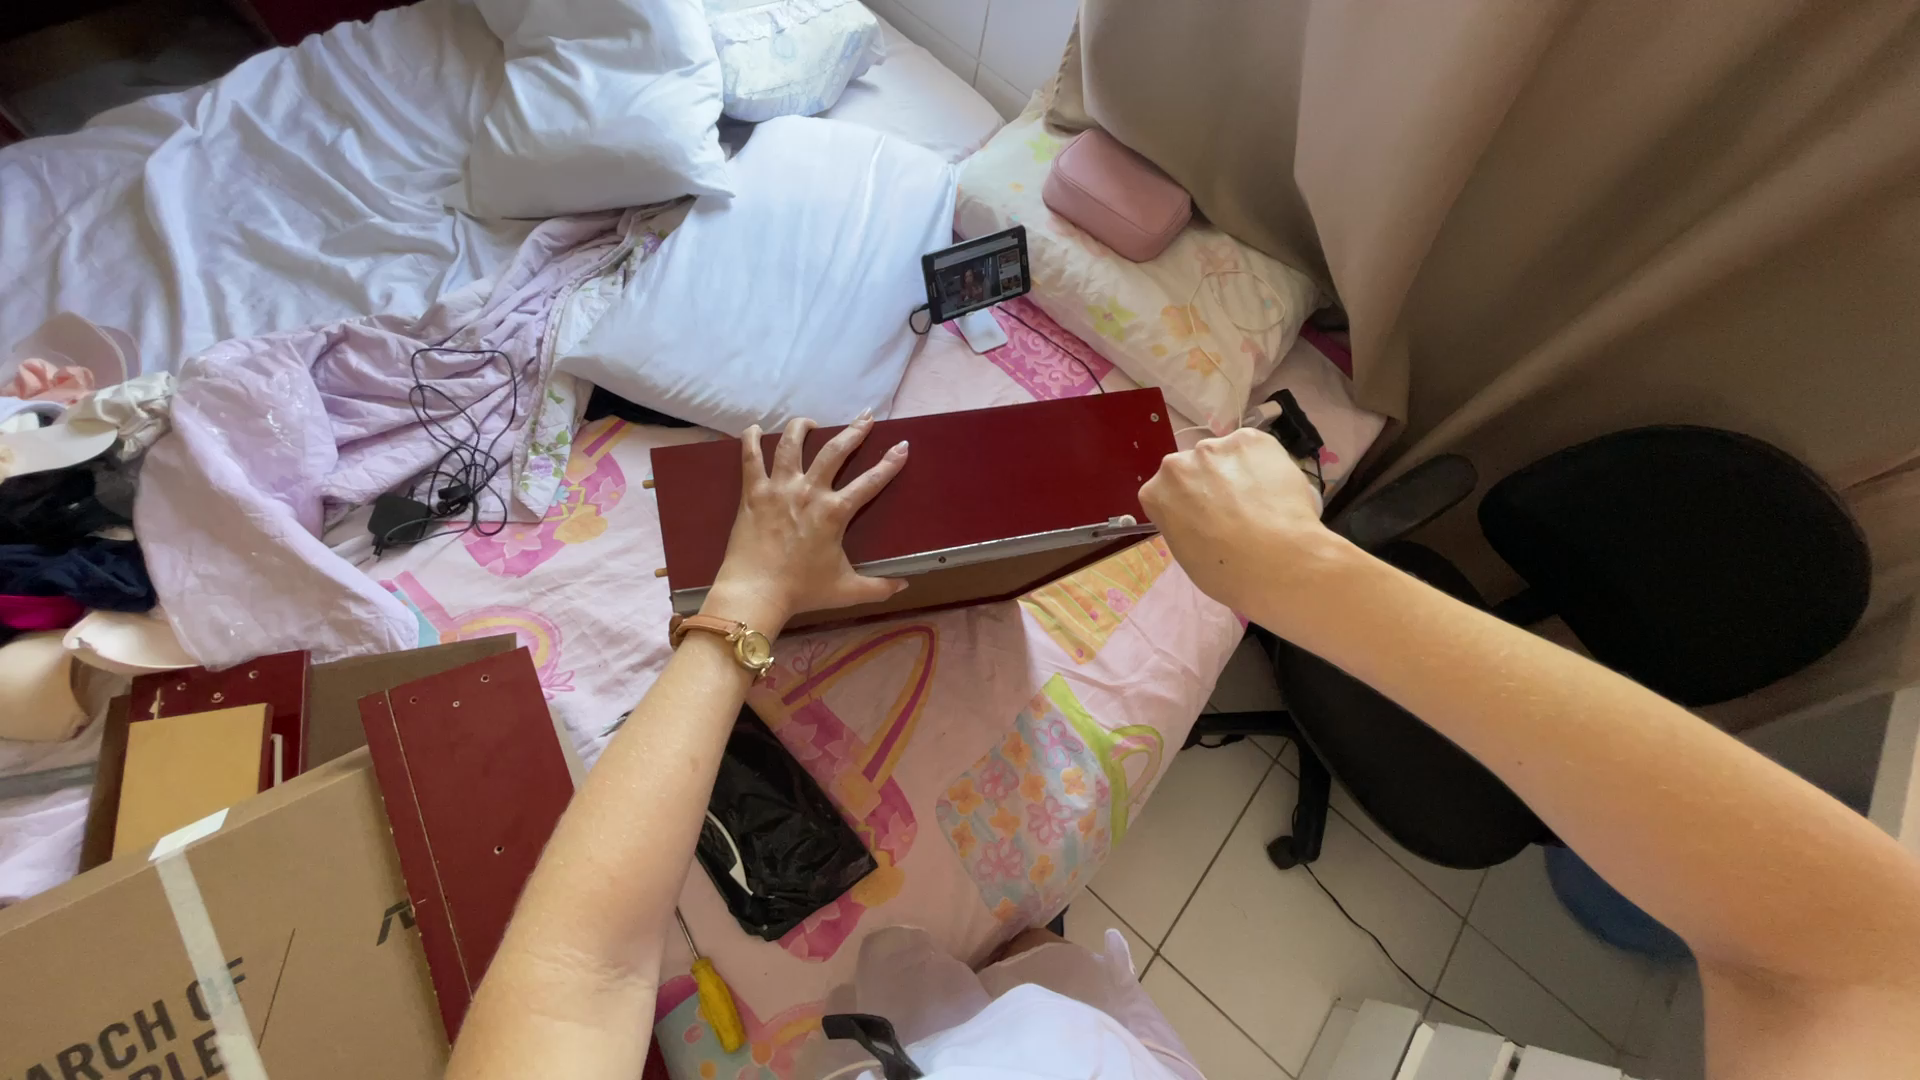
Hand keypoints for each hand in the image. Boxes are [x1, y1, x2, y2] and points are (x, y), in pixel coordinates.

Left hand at [704, 414, 908, 633]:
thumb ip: (879, 587)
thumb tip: (905, 584)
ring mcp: (778, 488)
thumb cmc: (802, 591)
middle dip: (854, 430)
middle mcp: (808, 492)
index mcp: (834, 512)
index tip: (902, 446)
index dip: (889, 463)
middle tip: (866, 417)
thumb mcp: (847, 591)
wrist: (756, 592)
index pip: (869, 482)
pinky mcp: (752, 492)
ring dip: (802, 427)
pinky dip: (750, 439)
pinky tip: (753, 429)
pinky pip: (750, 458)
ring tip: (811, 422)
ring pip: (790, 444)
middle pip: (835, 451)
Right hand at [1138, 427, 1341, 616]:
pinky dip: (1263, 464)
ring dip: (1236, 472)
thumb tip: (1203, 517)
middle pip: (1193, 469)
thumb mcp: (1185, 553)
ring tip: (1260, 500)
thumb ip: (1184, 523)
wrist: (1276, 561)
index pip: (1166, 492)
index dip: (1187, 506)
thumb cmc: (1224, 572)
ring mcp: (1214, 447)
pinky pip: (1254, 449)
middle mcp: (1177, 463)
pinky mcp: (1250, 439)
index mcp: (1155, 492)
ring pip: (1224, 457)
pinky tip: (1274, 488)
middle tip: (1233, 511)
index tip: (1203, 520)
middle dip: (1208, 484)